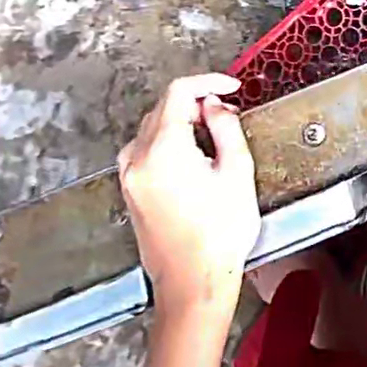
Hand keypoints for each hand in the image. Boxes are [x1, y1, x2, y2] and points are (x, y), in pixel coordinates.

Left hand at [118, 74, 258, 314]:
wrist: (193, 285)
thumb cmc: (219, 234)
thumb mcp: (237, 171)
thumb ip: (225, 127)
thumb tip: (215, 105)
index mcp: (163, 150)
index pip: (179, 92)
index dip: (208, 82)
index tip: (230, 86)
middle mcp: (138, 158)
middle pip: (164, 106)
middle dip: (197, 101)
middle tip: (227, 113)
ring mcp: (130, 175)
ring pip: (153, 125)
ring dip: (182, 119)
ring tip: (213, 134)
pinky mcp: (130, 190)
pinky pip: (146, 147)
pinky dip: (168, 138)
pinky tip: (192, 153)